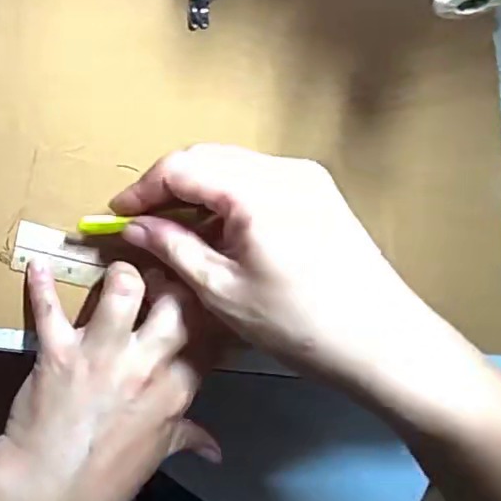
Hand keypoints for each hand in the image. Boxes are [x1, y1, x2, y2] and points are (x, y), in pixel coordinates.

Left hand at [0, 260, 221, 500]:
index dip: (206, 312)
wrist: (51, 488)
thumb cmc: (109, 477)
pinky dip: (39, 284)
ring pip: (124, 288)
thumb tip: (215, 449)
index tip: (199, 299)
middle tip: (161, 278)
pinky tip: (37, 264)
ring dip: (121, 275)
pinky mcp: (58, 350)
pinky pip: (48, 308)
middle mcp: (145, 363)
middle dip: (172, 284)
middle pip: (175, 303)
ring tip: (116, 274)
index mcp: (175, 389)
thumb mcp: (157, 455)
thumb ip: (186, 437)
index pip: (207, 336)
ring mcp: (101, 353)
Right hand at [111, 144, 465, 400]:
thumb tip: (132, 226)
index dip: (142, 190)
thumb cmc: (297, 322)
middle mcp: (282, 169)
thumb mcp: (220, 288)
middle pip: (205, 158)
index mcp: (256, 190)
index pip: (181, 167)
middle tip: (140, 222)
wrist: (384, 343)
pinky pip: (255, 181)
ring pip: (229, 167)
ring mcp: (305, 177)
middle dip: (166, 186)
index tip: (116, 215)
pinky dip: (224, 198)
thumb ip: (171, 247)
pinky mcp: (317, 192)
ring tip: (172, 230)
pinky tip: (214, 231)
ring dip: (194, 191)